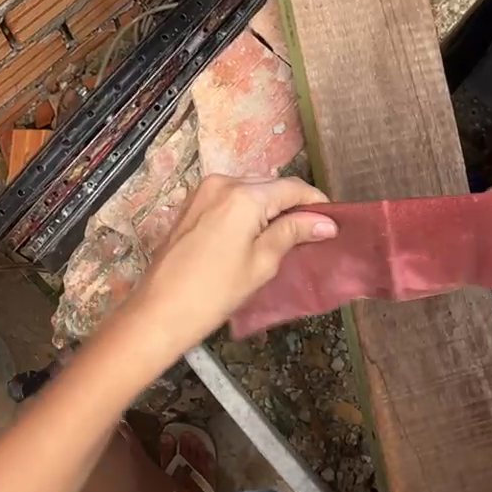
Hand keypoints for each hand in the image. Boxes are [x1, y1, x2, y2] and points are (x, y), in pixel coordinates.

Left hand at [125, 175, 336, 350]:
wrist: (160, 310)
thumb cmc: (215, 291)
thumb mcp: (261, 263)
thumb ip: (292, 233)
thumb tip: (326, 222)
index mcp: (243, 194)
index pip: (291, 187)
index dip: (315, 202)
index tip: (332, 222)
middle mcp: (223, 182)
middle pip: (270, 185)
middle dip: (292, 204)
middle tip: (312, 232)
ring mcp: (203, 190)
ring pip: (250, 189)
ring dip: (270, 206)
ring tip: (287, 235)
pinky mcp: (193, 203)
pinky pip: (231, 197)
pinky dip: (248, 209)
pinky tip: (256, 232)